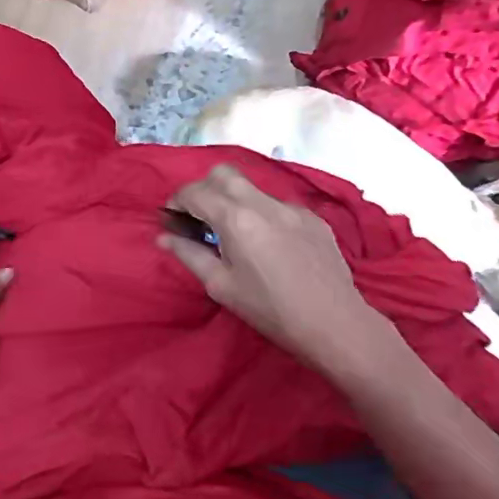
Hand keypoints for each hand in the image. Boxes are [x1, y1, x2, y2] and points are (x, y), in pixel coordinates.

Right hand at [158, 164, 381, 370]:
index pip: (195, 192)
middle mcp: (263, 203)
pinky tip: (270, 248)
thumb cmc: (270, 310)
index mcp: (236, 219)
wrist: (334, 323)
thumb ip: (189, 255)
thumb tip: (164, 237)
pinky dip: (263, 217)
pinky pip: (278, 207)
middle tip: (200, 219)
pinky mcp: (313, 218)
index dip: (177, 202)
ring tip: (236, 237)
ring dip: (235, 202)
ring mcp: (292, 208)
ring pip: (252, 189)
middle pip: (223, 174)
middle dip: (204, 189)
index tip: (172, 220)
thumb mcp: (221, 286)